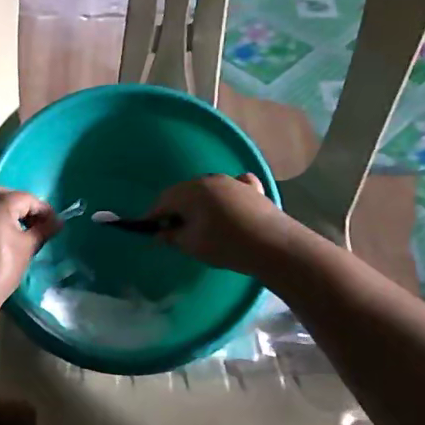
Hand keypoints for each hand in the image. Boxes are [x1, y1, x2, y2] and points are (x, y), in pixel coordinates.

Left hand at [0, 186, 59, 306]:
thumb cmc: (3, 270)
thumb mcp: (27, 247)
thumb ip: (43, 229)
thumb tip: (57, 222)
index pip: (26, 199)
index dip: (43, 210)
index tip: (53, 223)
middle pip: (4, 194)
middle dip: (20, 205)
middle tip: (33, 222)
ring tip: (7, 217)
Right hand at [149, 173, 300, 274]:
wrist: (275, 245)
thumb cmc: (226, 244)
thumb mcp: (191, 244)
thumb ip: (172, 236)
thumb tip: (160, 233)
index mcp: (191, 191)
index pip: (163, 200)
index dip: (153, 215)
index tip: (149, 230)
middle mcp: (210, 180)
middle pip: (184, 192)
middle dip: (175, 208)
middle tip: (173, 229)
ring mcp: (234, 182)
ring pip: (207, 188)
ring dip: (198, 202)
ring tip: (199, 222)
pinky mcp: (253, 190)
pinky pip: (232, 186)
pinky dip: (224, 194)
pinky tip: (228, 204)